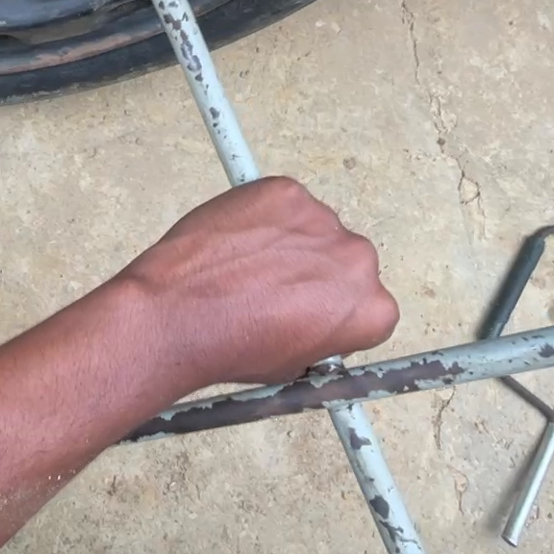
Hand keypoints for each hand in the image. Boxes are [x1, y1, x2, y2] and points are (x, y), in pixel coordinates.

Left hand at [112, 177, 399, 387]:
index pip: (365, 301)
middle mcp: (358, 259)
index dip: (329, 306)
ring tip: (242, 264)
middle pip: (341, 258)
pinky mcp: (284, 190)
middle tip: (269, 284)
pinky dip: (259, 212)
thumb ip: (321, 334)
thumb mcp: (293, 363)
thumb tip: (314, 318)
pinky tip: (233, 239)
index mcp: (372, 309)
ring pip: (308, 225)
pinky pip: (279, 200)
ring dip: (284, 238)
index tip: (305, 308)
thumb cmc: (229, 344)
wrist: (181, 312)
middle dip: (312, 268)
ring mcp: (320, 218)